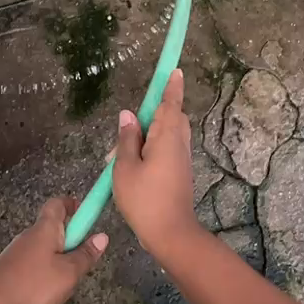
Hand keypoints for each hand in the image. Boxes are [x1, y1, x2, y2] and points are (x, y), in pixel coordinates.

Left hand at [0, 197, 106, 303]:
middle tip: (81, 260)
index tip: (85, 214)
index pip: (58, 203)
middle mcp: (29, 235)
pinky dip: (42, 272)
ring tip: (64, 283)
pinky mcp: (7, 269)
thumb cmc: (34, 285)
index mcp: (45, 229)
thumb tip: (102, 236)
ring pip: (42, 248)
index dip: (72, 205)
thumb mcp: (69, 273)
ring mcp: (15, 252)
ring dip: (56, 258)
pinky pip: (31, 263)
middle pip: (51, 227)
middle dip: (68, 239)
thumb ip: (86, 255)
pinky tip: (44, 292)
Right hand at [113, 69, 203, 249]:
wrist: (170, 233)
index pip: (170, 104)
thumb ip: (126, 139)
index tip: (174, 70)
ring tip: (122, 154)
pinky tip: (133, 165)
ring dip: (148, 136)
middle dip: (152, 115)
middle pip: (170, 118)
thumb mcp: (125, 168)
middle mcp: (179, 144)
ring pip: (168, 135)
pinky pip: (167, 150)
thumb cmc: (144, 199)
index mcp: (167, 137)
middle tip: (126, 130)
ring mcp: (181, 159)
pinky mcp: (179, 173)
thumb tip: (128, 115)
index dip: (171, 87)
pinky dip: (151, 149)